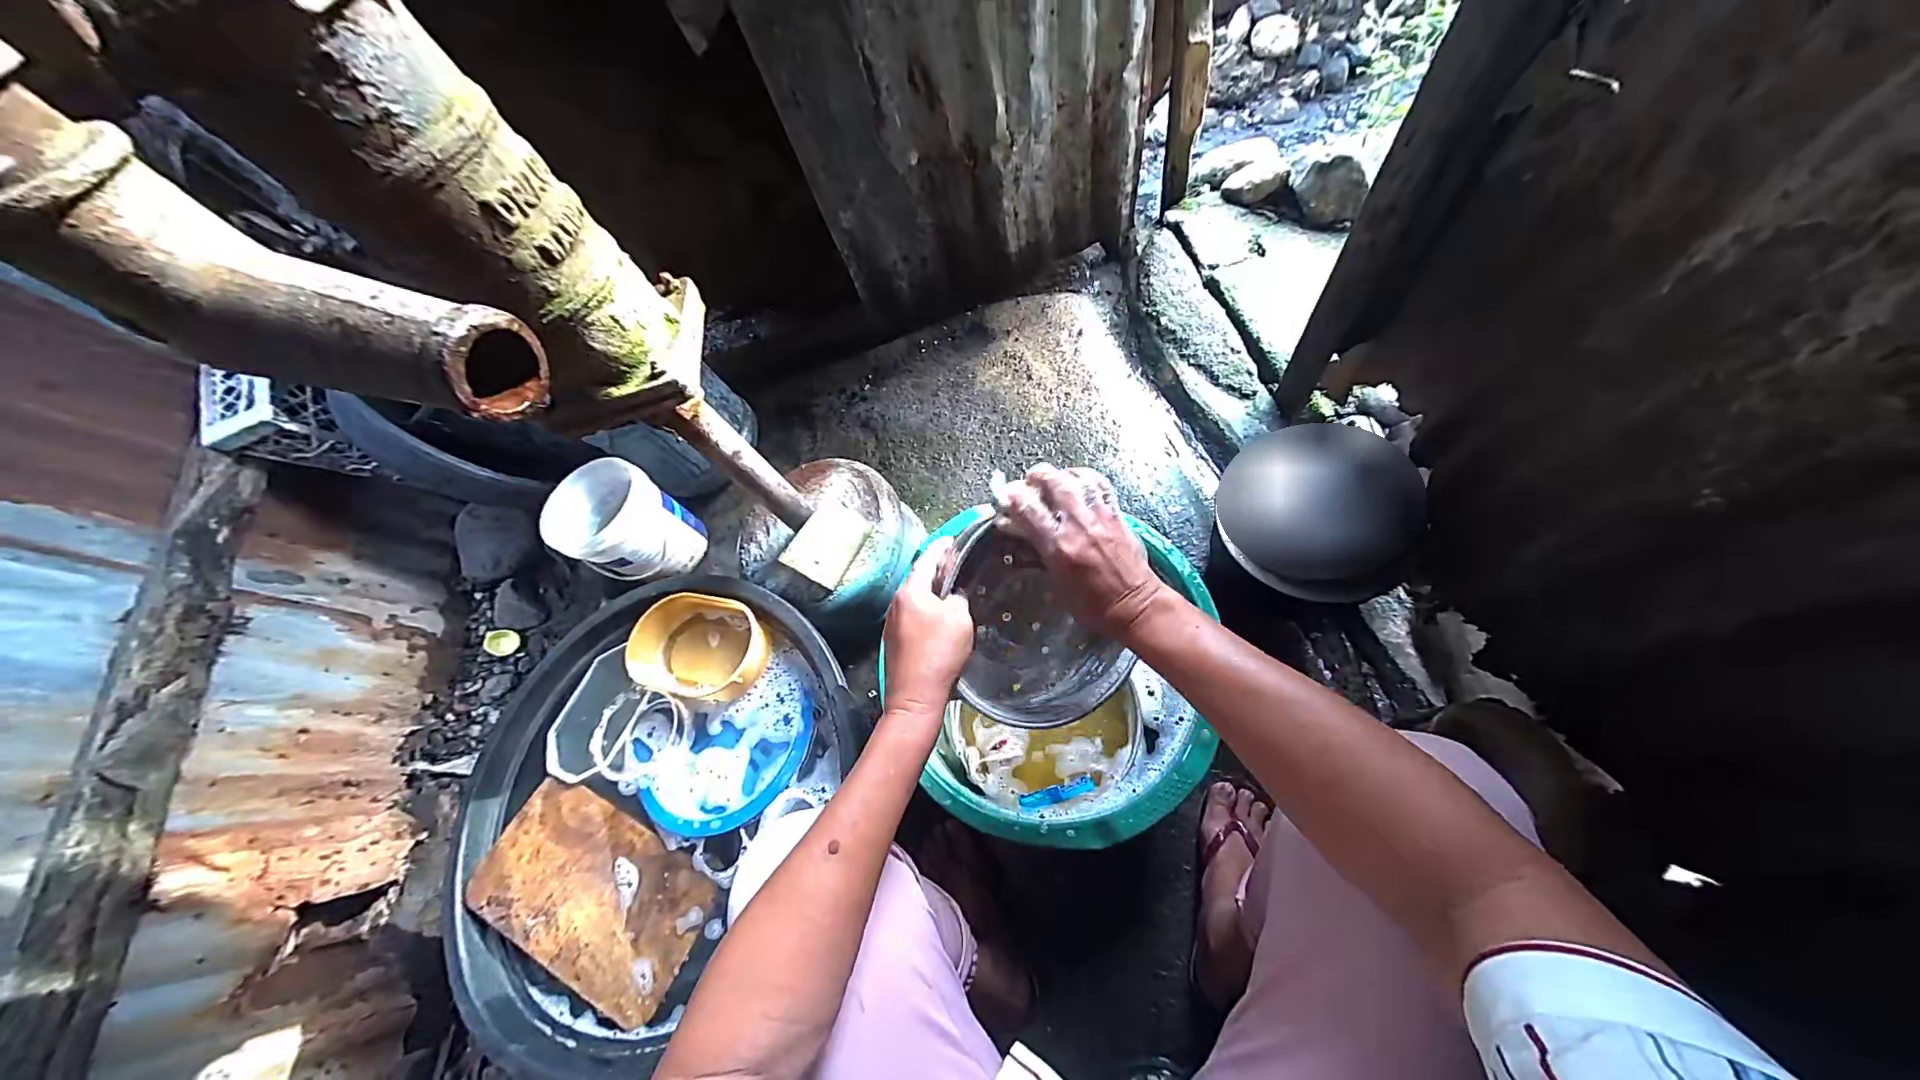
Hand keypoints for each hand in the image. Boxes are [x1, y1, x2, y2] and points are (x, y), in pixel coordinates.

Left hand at [882, 536, 973, 715]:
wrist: (915, 697)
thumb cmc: (938, 653)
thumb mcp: (959, 618)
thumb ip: (957, 598)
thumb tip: (953, 597)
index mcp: (910, 591)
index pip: (927, 559)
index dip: (942, 547)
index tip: (952, 541)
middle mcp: (897, 603)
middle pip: (919, 578)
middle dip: (938, 571)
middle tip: (957, 565)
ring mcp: (893, 623)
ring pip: (917, 599)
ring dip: (933, 593)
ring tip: (953, 591)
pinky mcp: (896, 640)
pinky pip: (915, 616)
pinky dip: (929, 611)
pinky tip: (942, 619)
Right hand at [994, 463, 1169, 639]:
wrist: (1134, 606)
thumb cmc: (1093, 605)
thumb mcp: (1057, 583)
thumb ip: (1040, 553)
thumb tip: (1021, 532)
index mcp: (1058, 546)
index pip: (1027, 508)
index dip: (1011, 498)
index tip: (1005, 498)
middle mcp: (1078, 525)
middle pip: (1052, 482)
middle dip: (1034, 476)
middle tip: (1028, 481)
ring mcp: (1099, 517)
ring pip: (1076, 478)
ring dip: (1060, 473)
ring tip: (1052, 477)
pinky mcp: (1117, 515)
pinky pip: (1100, 485)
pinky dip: (1086, 477)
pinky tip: (1079, 481)